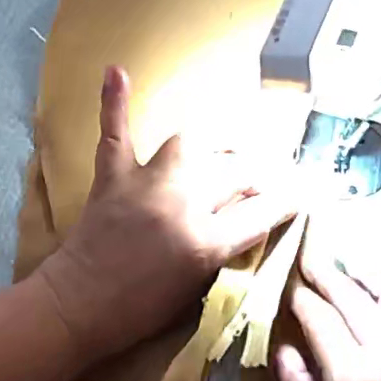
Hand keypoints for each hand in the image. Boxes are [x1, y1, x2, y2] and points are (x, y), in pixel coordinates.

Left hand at [33, 66, 294, 363]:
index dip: (288, 201)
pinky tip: (117, 70)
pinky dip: (116, 104)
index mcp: (208, 241)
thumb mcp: (196, 287)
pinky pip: (116, 133)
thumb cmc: (139, 310)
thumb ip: (223, 249)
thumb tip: (242, 218)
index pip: (264, 212)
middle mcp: (184, 205)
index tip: (302, 193)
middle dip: (254, 176)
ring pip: (189, 146)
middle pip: (235, 173)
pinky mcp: (112, 177)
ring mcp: (147, 185)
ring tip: (211, 159)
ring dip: (206, 152)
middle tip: (256, 183)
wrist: (79, 306)